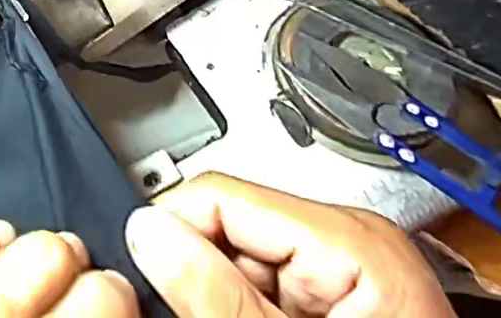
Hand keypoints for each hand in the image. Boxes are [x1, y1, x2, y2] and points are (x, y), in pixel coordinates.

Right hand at [125, 174, 455, 317]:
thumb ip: (219, 293)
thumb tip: (147, 231)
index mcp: (353, 238)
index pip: (214, 194)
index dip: (172, 234)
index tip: (153, 276)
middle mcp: (351, 236)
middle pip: (223, 225)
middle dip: (204, 273)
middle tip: (203, 314)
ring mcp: (347, 264)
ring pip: (235, 254)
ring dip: (224, 292)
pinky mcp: (341, 291)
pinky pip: (263, 278)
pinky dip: (247, 304)